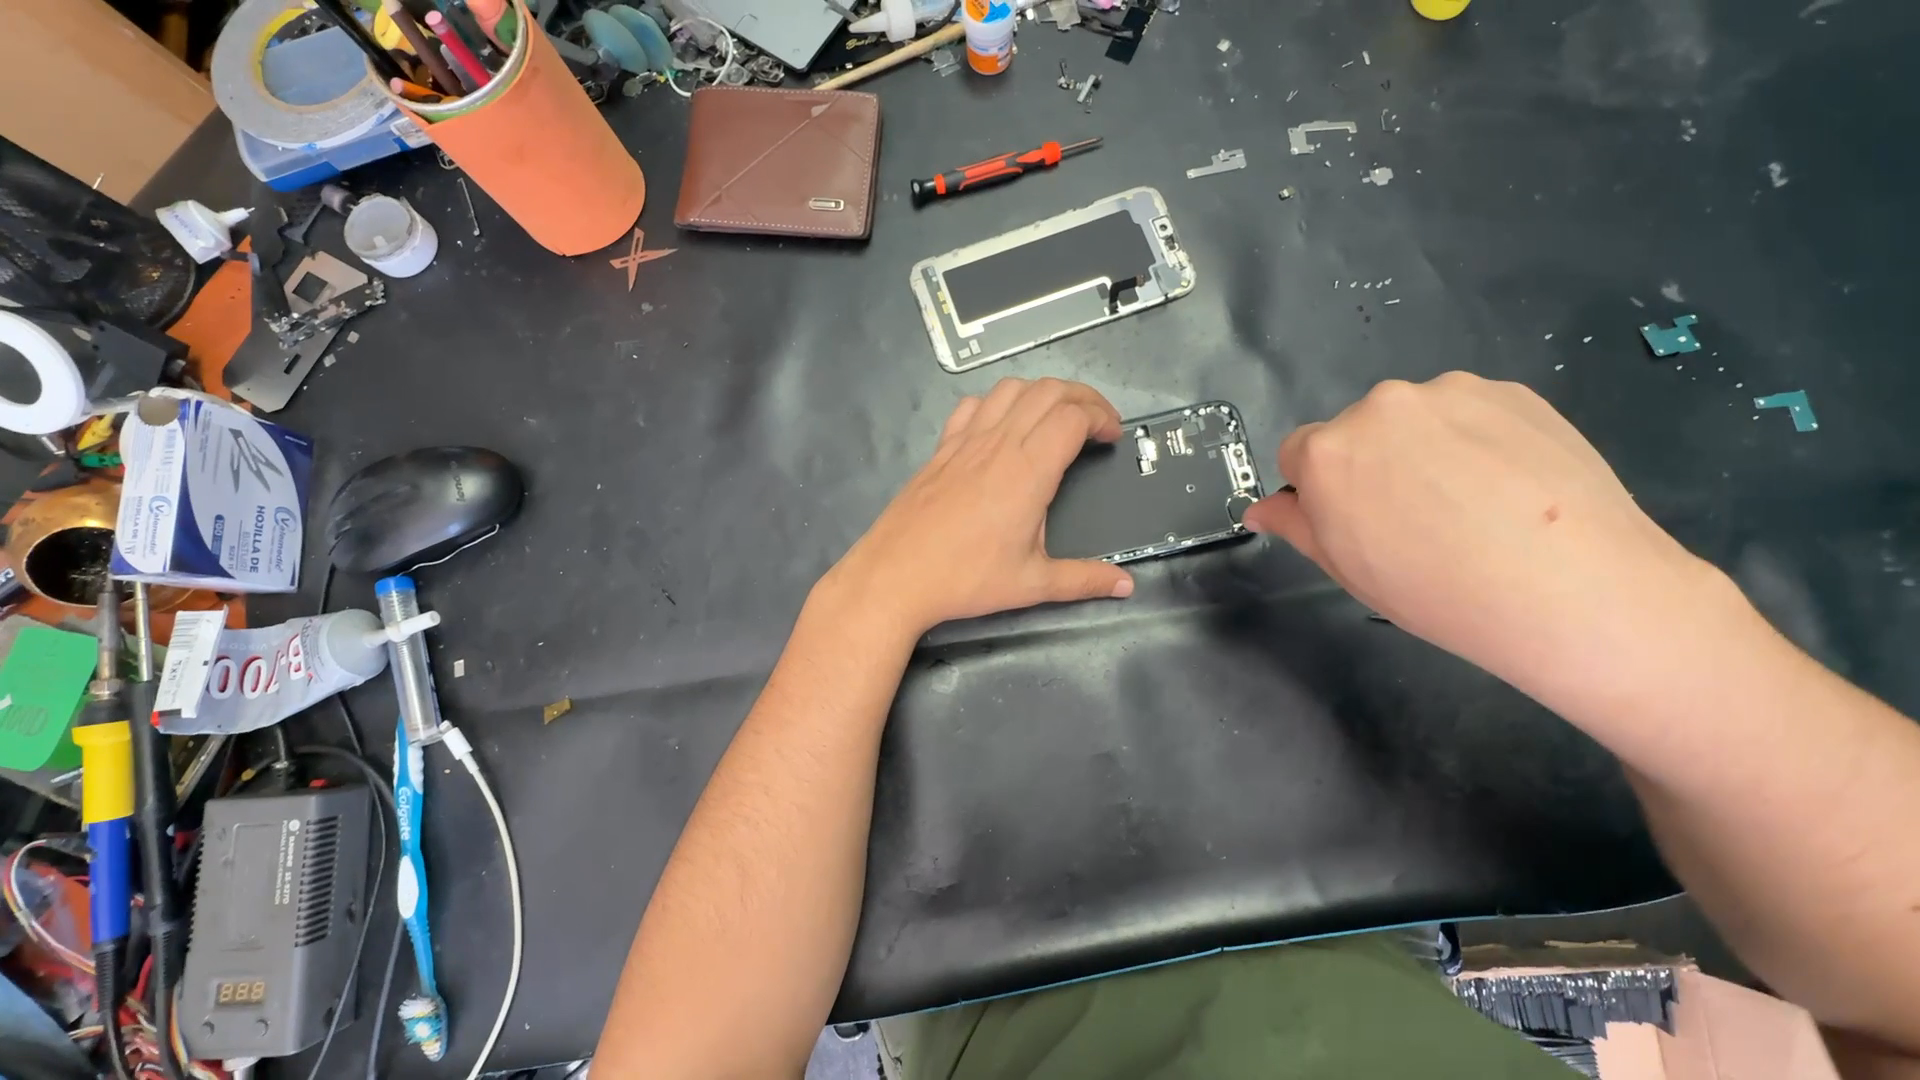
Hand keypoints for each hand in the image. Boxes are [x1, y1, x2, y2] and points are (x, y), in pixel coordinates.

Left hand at [822, 378, 1133, 635]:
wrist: (895, 576)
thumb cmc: (966, 579)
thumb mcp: (1032, 584)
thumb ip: (1084, 580)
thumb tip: (1125, 585)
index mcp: (1028, 471)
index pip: (1073, 416)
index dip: (1100, 417)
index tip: (1110, 437)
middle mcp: (999, 444)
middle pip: (1048, 391)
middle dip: (1082, 397)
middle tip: (1096, 422)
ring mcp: (966, 441)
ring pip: (1010, 389)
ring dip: (1041, 393)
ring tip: (1055, 418)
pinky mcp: (942, 449)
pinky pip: (973, 406)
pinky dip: (997, 403)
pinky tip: (1002, 426)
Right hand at [1243, 372, 1731, 694]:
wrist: (1571, 587)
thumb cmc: (1438, 592)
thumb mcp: (1349, 570)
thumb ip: (1298, 526)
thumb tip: (1262, 507)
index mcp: (1327, 452)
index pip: (1298, 454)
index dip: (1322, 491)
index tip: (1358, 524)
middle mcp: (1379, 406)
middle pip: (1356, 431)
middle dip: (1373, 464)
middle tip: (1417, 518)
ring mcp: (1449, 391)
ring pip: (1416, 418)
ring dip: (1425, 446)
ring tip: (1473, 501)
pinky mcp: (1511, 390)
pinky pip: (1470, 411)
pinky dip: (1477, 438)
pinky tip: (1509, 485)